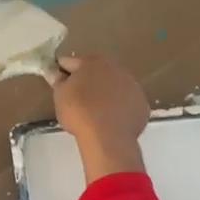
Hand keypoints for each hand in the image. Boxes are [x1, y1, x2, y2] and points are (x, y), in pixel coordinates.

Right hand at [52, 54, 148, 180]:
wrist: (108, 137)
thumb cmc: (79, 112)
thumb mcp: (60, 95)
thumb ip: (59, 81)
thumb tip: (58, 74)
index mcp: (92, 61)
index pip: (71, 62)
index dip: (62, 72)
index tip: (57, 82)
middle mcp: (115, 68)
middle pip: (96, 72)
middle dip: (87, 81)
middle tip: (76, 99)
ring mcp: (132, 86)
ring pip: (114, 86)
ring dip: (105, 94)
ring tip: (95, 112)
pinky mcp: (142, 104)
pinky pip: (126, 103)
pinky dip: (119, 108)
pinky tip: (111, 121)